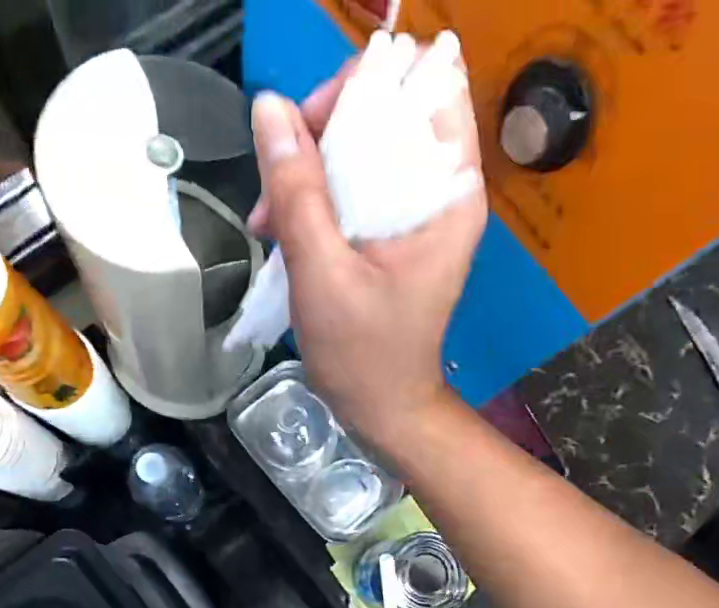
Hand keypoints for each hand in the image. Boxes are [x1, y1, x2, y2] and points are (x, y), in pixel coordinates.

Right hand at [246, 44, 487, 452]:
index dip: (364, 91)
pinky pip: (354, 187)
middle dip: (325, 133)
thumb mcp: (322, 273)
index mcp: (448, 194)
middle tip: (280, 179)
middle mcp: (441, 192)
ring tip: (270, 216)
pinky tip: (281, 228)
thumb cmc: (363, 354)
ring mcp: (417, 213)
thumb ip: (298, 191)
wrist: (384, 408)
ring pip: (363, 150)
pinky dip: (315, 197)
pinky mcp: (393, 233)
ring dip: (310, 169)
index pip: (424, 88)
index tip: (311, 130)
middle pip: (387, 114)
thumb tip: (269, 109)